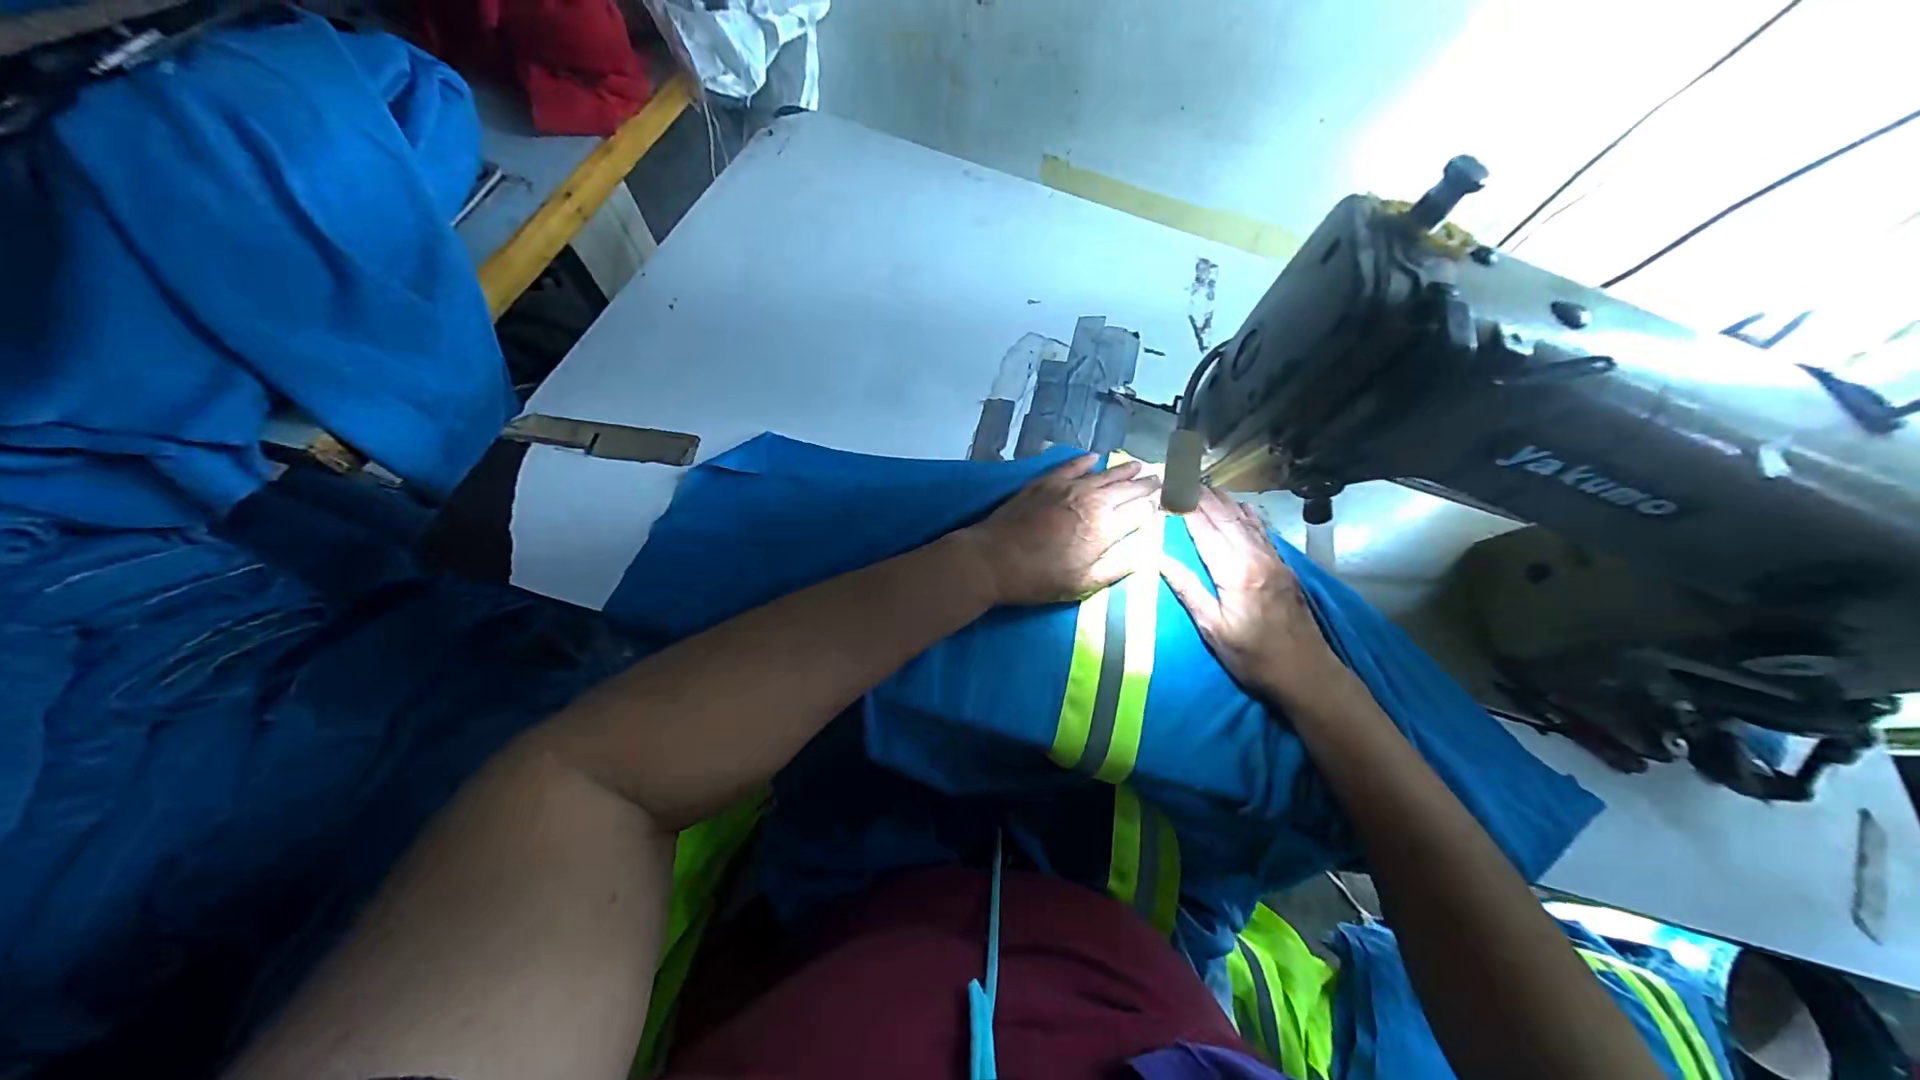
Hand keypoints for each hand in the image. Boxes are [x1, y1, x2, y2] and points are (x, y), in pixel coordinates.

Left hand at [955, 455, 1161, 605]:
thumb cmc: (1038, 579)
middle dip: (1147, 484)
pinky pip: (1071, 466)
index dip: (1156, 506)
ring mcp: (1068, 488)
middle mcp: (1092, 501)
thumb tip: (1140, 556)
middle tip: (1160, 478)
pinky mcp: (1045, 482)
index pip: (1141, 512)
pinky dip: (1086, 461)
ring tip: (1139, 466)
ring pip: (1104, 474)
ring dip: (1124, 470)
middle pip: (1128, 489)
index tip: (1166, 502)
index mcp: (1105, 529)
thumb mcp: (1082, 585)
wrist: (993, 559)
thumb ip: (1114, 568)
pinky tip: (1095, 457)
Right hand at [1160, 487, 1358, 710]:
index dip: (1184, 507)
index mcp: (1235, 572)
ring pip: (1245, 519)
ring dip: (1222, 501)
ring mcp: (1273, 559)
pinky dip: (1244, 513)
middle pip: (1225, 517)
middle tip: (1178, 481)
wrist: (1306, 672)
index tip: (1164, 491)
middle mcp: (1256, 557)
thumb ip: (1188, 590)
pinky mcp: (1282, 565)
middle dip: (1201, 497)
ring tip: (1201, 486)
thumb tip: (1159, 559)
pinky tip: (1236, 507)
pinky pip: (1260, 529)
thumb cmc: (1252, 656)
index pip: (1204, 529)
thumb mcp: (1213, 628)